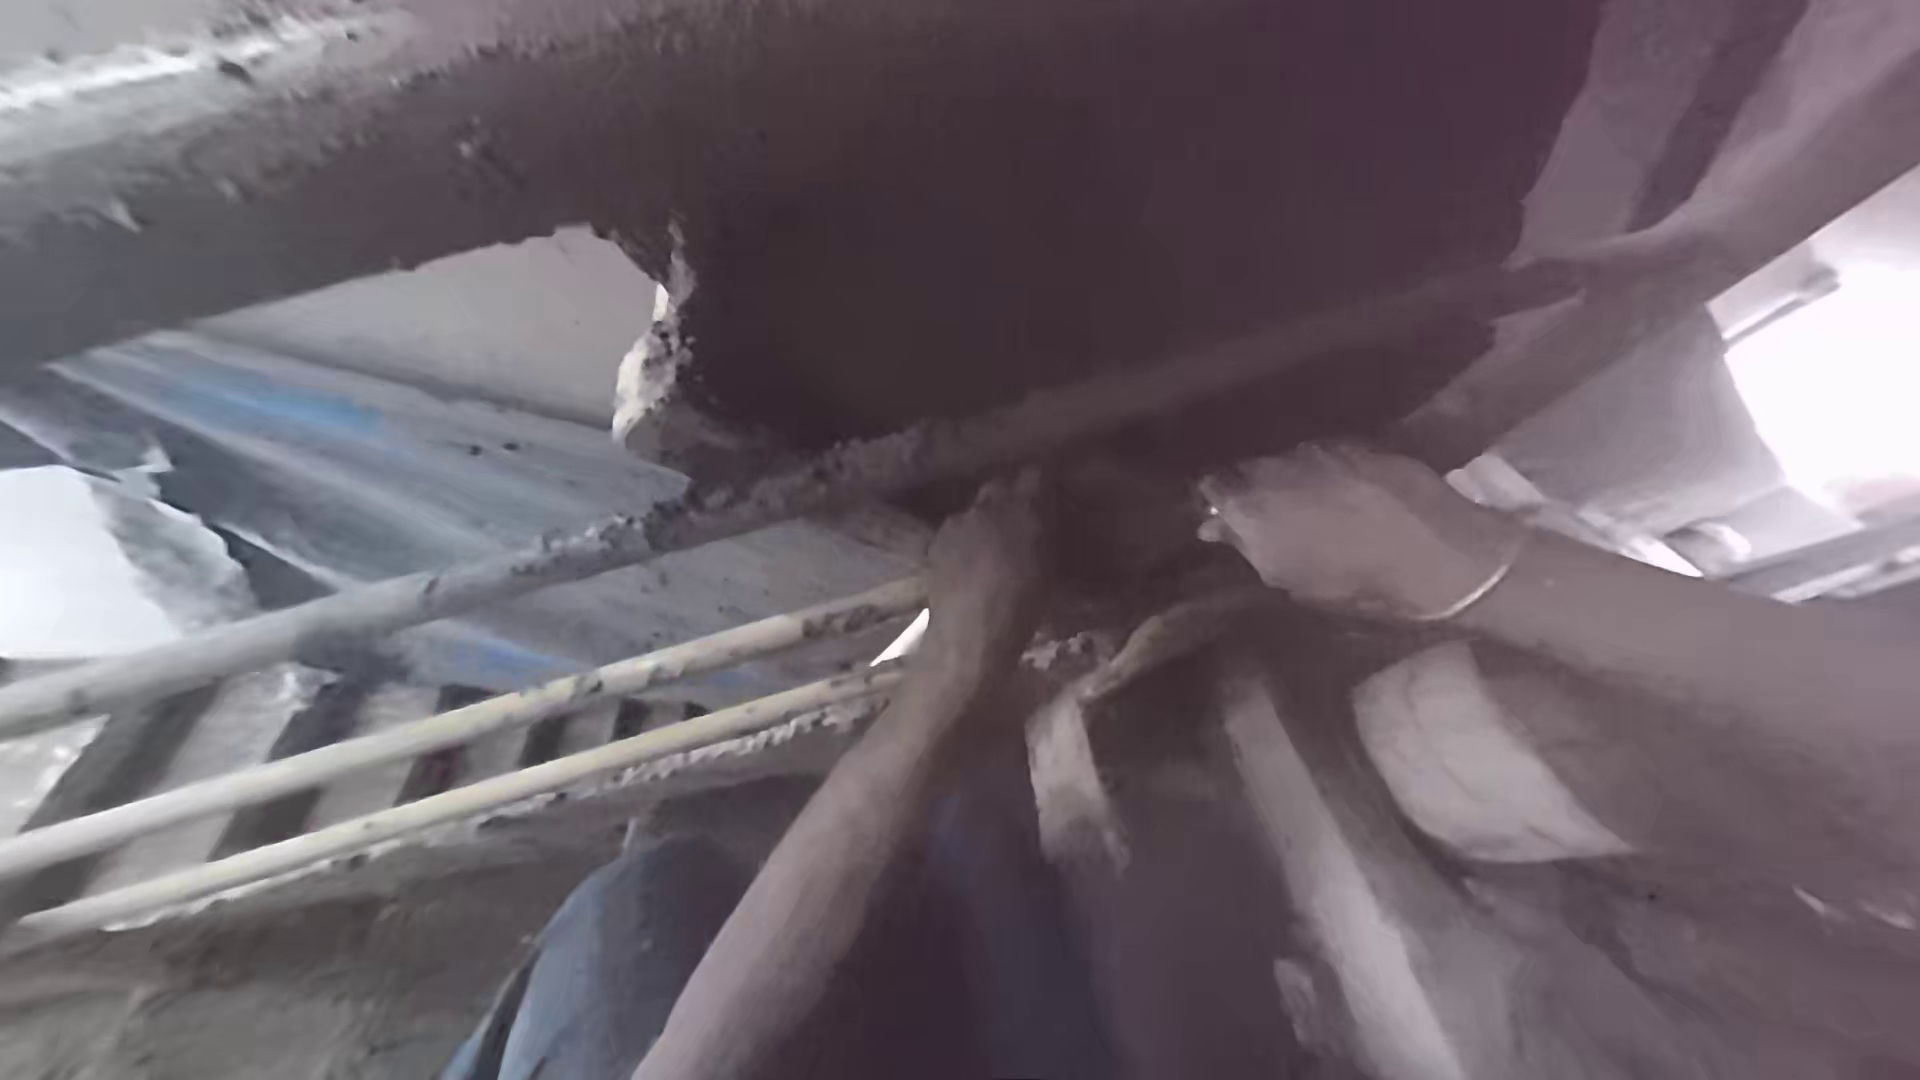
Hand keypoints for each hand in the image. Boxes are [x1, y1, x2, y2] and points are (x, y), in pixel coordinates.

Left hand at [923, 471, 1047, 664]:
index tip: (1044, 497)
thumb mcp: (1048, 568)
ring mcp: (958, 520)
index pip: (1035, 473)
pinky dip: (963, 539)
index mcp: (1024, 508)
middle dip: (1009, 496)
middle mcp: (988, 505)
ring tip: (988, 546)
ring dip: (983, 519)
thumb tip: (1043, 519)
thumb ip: (1044, 534)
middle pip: (1000, 484)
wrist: (971, 631)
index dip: (1039, 484)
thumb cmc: (1023, 606)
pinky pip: (955, 530)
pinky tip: (965, 562)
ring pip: (974, 509)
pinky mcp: (937, 540)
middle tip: (1017, 520)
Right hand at [1198, 443, 1523, 619]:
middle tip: (1260, 510)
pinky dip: (1316, 469)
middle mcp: (1277, 468)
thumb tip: (1211, 525)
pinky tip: (1335, 491)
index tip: (1219, 514)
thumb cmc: (1355, 582)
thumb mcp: (1287, 577)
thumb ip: (1243, 546)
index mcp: (1253, 504)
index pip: (1210, 486)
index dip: (1211, 498)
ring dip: (1283, 477)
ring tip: (1301, 500)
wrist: (1445, 557)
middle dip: (1246, 486)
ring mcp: (1318, 451)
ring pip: (1281, 459)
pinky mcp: (1355, 444)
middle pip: (1244, 468)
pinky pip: (1319, 454)